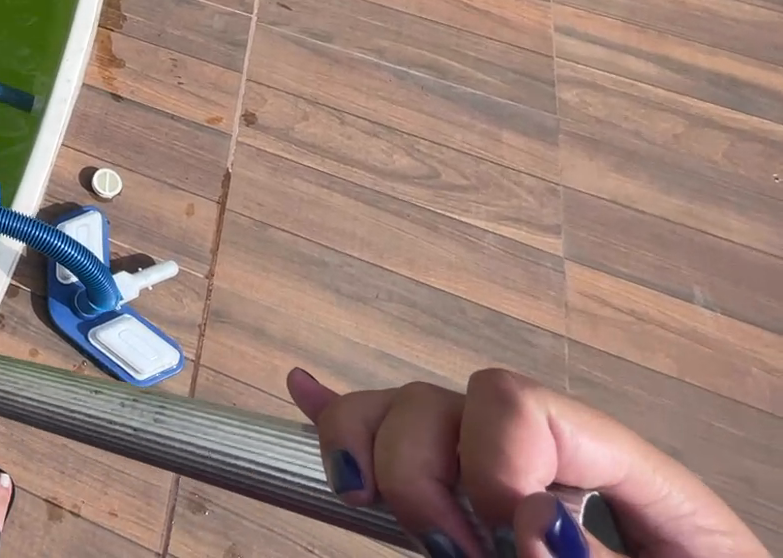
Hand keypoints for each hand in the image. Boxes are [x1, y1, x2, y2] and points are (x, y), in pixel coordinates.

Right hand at [287, 367, 765, 557]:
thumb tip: (531, 517)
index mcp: (627, 474)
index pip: (519, 402)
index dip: (492, 459)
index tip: (505, 543)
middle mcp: (541, 454)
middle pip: (436, 399)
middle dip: (415, 471)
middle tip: (444, 550)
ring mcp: (490, 468)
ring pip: (393, 408)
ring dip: (358, 443)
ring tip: (362, 500)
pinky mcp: (453, 490)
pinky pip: (379, 429)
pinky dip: (337, 414)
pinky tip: (303, 389)